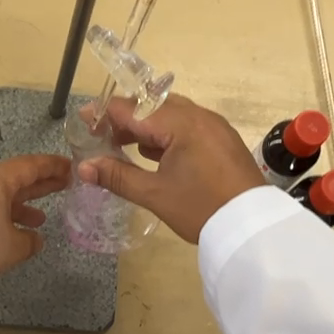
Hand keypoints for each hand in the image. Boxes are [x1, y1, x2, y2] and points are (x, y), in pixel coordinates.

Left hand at [0, 154, 70, 280]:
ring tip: (40, 219)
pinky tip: (12, 233)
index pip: (30, 166)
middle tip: (62, 185)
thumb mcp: (13, 247)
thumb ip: (29, 242)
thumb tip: (36, 239)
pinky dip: (3, 216)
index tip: (69, 167)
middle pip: (15, 178)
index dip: (52, 167)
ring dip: (21, 205)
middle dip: (40, 183)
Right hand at [74, 94, 265, 243]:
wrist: (251, 227)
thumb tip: (83, 167)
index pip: (133, 108)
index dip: (104, 114)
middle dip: (124, 119)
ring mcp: (214, 127)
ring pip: (171, 116)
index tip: (82, 122)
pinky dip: (166, 135)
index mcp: (180, 123)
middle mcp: (198, 116)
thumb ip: (117, 176)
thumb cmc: (201, 208)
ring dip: (145, 127)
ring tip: (122, 146)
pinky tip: (153, 153)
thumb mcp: (154, 194)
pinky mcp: (222, 141)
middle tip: (101, 137)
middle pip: (152, 106)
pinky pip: (187, 127)